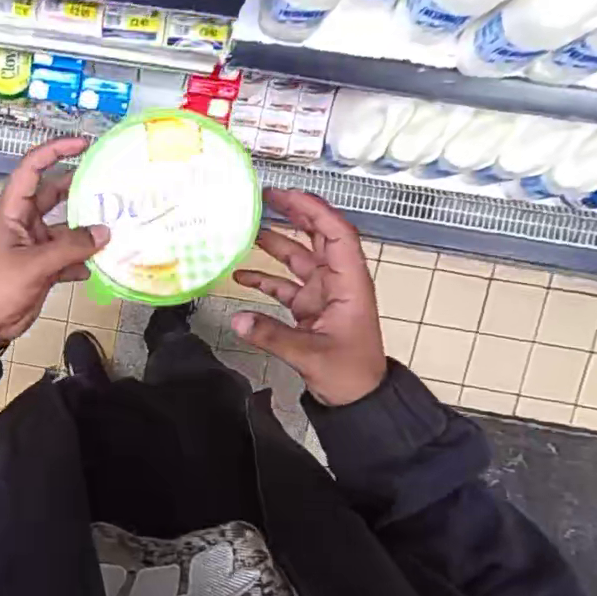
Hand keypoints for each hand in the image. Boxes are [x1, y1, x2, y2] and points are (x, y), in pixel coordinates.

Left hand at [0, 138, 110, 341]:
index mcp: (13, 211)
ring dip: (87, 229)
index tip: (83, 144)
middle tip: (109, 183)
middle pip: (55, 195)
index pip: (33, 169)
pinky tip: (101, 264)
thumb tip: (104, 232)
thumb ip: (71, 248)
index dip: (55, 151)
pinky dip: (84, 259)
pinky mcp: (44, 266)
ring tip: (114, 225)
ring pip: (66, 228)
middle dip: (80, 189)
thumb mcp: (34, 265)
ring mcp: (35, 244)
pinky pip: (69, 255)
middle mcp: (24, 222)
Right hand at [230, 189, 387, 406]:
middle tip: (266, 198)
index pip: (336, 234)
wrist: (359, 399)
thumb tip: (237, 320)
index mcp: (349, 284)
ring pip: (298, 259)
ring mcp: (323, 295)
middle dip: (295, 215)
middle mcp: (337, 283)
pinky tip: (242, 276)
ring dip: (276, 244)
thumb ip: (271, 336)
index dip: (315, 210)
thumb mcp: (311, 355)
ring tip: (248, 229)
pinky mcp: (311, 310)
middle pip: (317, 238)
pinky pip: (286, 286)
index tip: (288, 195)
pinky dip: (266, 279)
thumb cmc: (351, 374)